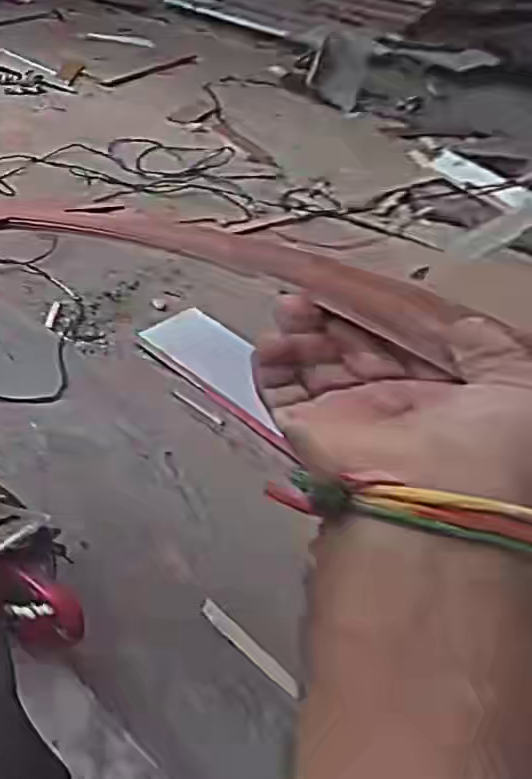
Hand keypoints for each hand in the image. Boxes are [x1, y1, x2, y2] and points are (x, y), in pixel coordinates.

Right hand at [254, 294, 531, 502]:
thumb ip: (498, 352)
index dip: (381, 318)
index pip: (401, 344)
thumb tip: (467, 323)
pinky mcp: (300, 419)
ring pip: (310, 361)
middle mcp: (387, 398)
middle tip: (313, 293)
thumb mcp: (520, 391)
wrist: (424, 486)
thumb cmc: (485, 443)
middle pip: (350, 347)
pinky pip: (277, 385)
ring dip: (298, 332)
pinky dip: (271, 361)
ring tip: (288, 307)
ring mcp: (339, 409)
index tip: (362, 291)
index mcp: (440, 391)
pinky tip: (272, 341)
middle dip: (331, 318)